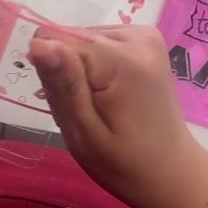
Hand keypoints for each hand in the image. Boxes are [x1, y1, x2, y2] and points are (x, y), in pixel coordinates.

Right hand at [28, 25, 205, 207]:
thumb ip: (62, 84)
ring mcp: (144, 36)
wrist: (170, 172)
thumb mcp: (83, 132)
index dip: (53, 75)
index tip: (67, 105)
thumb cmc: (123, 162)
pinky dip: (92, 68)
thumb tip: (38, 43)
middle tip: (83, 111)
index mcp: (121, 61)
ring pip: (80, 40)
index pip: (56, 42)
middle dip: (65, 74)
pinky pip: (96, 43)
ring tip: (96, 106)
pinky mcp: (144, 40)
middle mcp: (136, 37)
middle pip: (70, 39)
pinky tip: (105, 95)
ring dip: (78, 73)